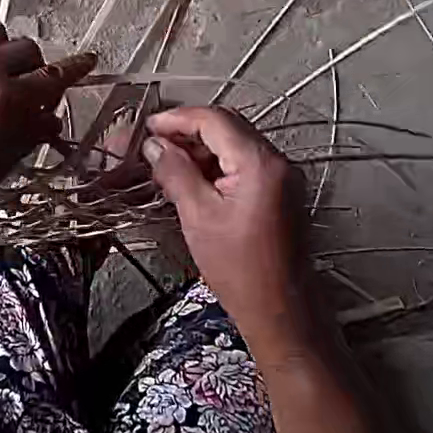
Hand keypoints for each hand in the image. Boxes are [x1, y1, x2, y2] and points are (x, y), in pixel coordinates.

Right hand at [142, 106, 316, 353]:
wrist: (282, 314)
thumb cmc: (242, 271)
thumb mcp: (198, 217)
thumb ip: (175, 172)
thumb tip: (155, 146)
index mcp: (260, 163)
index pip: (214, 120)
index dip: (177, 119)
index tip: (150, 127)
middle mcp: (276, 162)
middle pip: (226, 127)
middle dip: (187, 131)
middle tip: (154, 144)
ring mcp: (281, 176)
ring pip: (233, 144)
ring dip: (199, 148)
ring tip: (166, 163)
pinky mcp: (279, 191)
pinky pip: (243, 163)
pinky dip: (215, 164)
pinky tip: (191, 179)